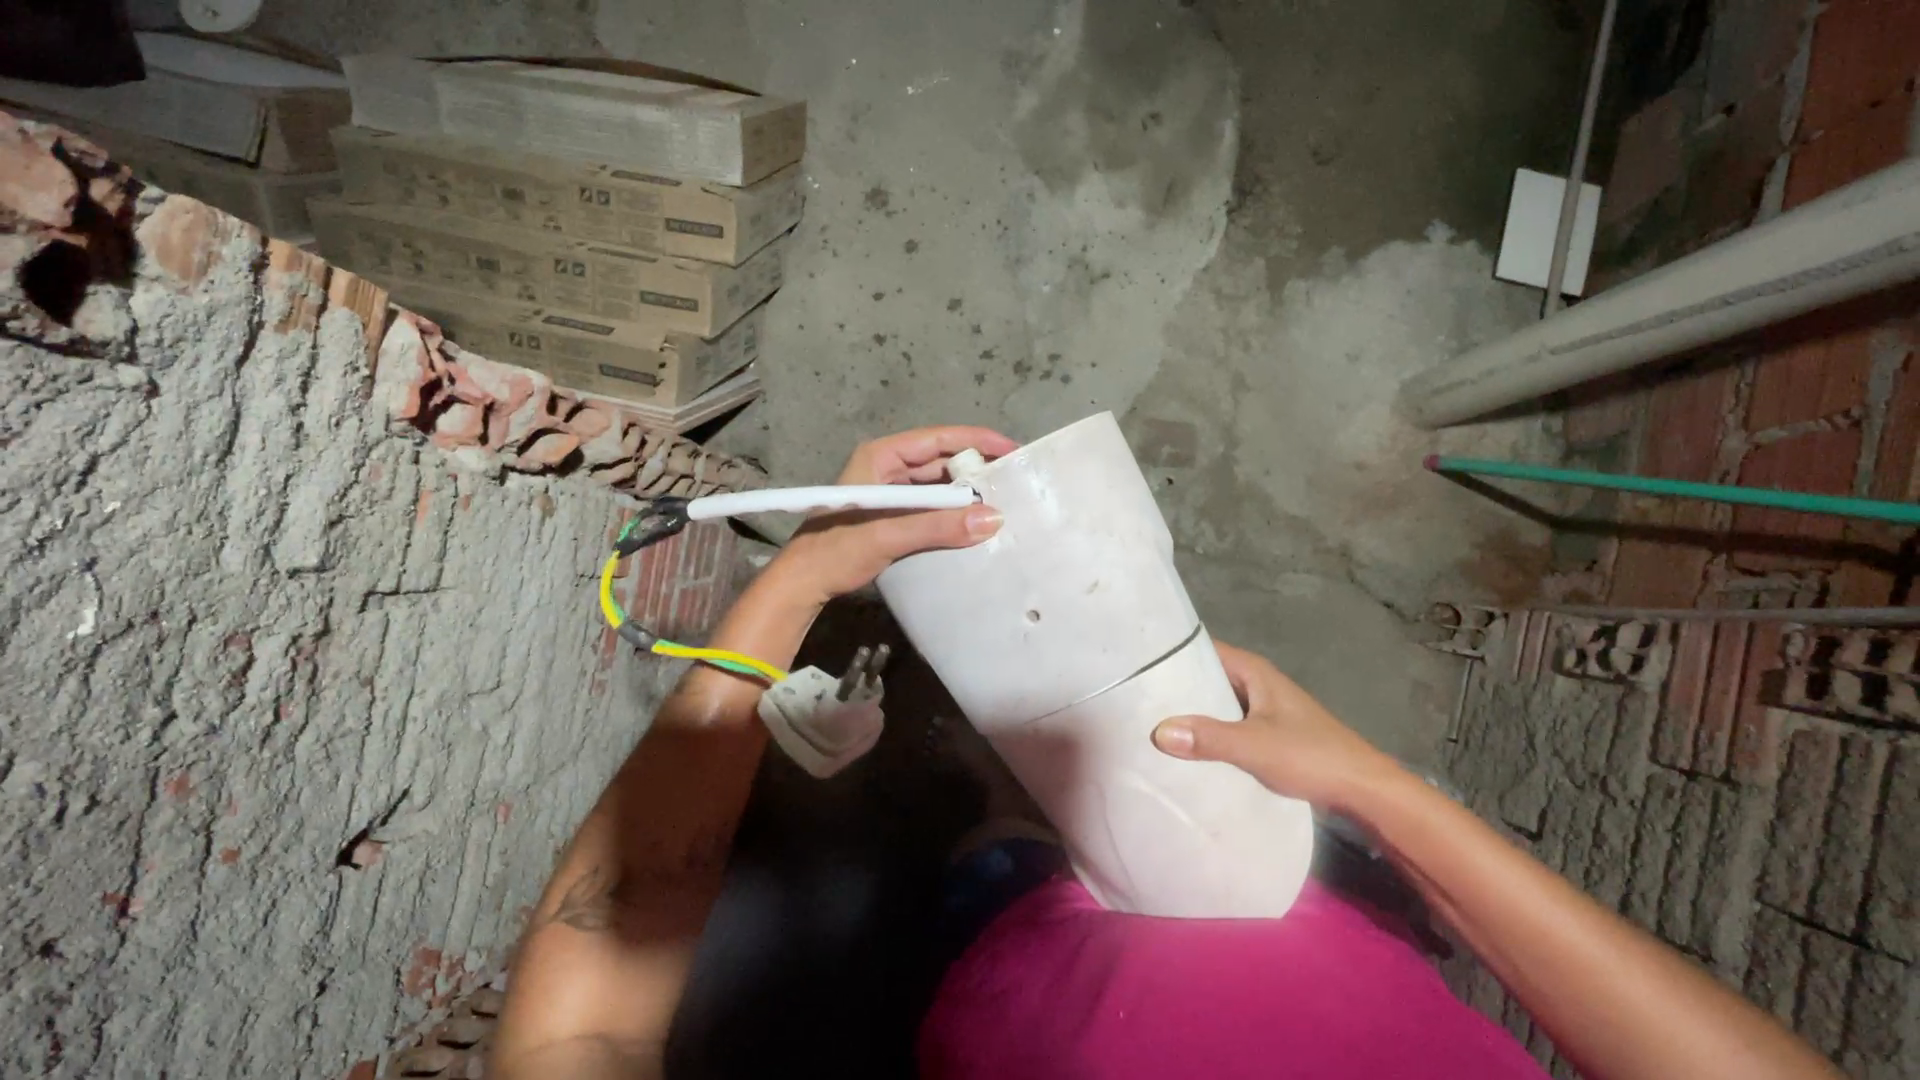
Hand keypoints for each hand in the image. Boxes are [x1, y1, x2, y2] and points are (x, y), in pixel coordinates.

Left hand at [766, 426, 1017, 607]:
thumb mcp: (887, 536)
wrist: (802, 584)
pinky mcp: (893, 516)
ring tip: (1003, 500)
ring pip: (938, 485)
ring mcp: (890, 492)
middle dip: (976, 468)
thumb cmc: (835, 551)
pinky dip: (953, 512)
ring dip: (966, 493)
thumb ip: (937, 527)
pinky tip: (975, 523)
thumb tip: (993, 519)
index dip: (975, 441)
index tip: (1012, 450)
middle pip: (940, 461)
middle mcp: (887, 468)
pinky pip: (931, 507)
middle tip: (1015, 479)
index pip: (936, 439)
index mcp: (880, 457)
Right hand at [1150, 641, 1405, 811]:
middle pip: (1205, 677)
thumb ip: (1209, 738)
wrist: (1362, 791)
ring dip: (1189, 712)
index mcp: (1254, 672)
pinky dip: (1205, 732)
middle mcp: (1256, 684)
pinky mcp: (1265, 734)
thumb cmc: (1312, 756)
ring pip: (1214, 703)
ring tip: (1147, 722)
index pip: (1202, 649)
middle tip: (1131, 697)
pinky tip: (1183, 749)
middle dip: (1173, 686)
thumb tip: (1157, 731)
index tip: (1135, 663)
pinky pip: (1225, 724)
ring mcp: (1262, 710)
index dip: (1170, 654)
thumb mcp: (1255, 746)